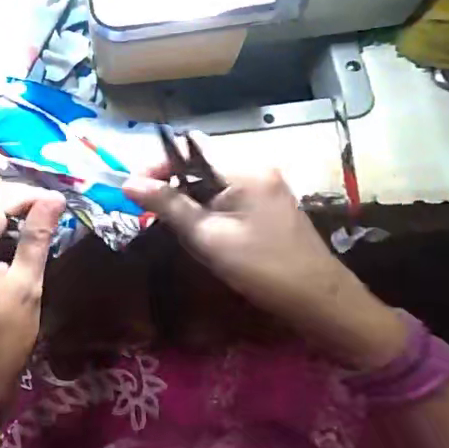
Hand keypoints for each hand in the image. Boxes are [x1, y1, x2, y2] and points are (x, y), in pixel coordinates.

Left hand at [0, 184, 66, 420]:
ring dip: (3, 202)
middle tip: (47, 203)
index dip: (27, 195)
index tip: (58, 201)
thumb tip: (55, 199)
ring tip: (36, 210)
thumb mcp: (28, 285)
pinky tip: (18, 225)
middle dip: (14, 193)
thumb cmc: (6, 336)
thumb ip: (37, 237)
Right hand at [122, 145, 406, 367]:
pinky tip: (200, 232)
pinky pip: (228, 196)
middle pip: (200, 163)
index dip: (158, 164)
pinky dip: (208, 208)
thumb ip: (168, 206)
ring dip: (188, 199)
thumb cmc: (261, 268)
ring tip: (170, 225)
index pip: (190, 148)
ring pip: (212, 182)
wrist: (319, 300)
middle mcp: (257, 168)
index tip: (134, 189)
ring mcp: (266, 186)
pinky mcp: (270, 204)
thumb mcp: (208, 238)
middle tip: (148, 213)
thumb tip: (129, 183)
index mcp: (244, 170)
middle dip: (171, 184)